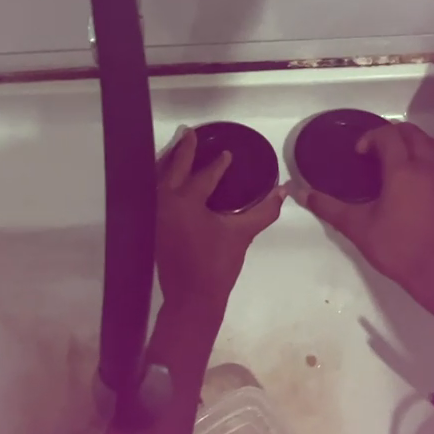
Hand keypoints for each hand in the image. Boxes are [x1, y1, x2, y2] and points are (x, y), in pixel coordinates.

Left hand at [154, 131, 284, 318]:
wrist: (191, 300)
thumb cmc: (217, 265)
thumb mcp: (242, 235)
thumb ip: (263, 211)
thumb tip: (283, 190)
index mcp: (186, 201)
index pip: (204, 175)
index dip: (218, 164)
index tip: (227, 153)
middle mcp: (164, 202)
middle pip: (172, 168)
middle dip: (182, 150)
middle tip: (190, 133)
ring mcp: (154, 214)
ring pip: (157, 179)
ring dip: (168, 163)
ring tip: (178, 149)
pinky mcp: (151, 226)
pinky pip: (153, 193)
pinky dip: (161, 181)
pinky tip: (169, 180)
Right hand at [299, 122, 433, 300]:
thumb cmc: (395, 247)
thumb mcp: (355, 226)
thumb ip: (327, 206)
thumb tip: (299, 193)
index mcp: (402, 171)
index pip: (389, 136)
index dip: (370, 137)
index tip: (358, 154)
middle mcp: (425, 168)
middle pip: (413, 133)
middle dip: (391, 133)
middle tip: (373, 149)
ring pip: (432, 143)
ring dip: (413, 140)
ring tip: (395, 154)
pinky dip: (428, 154)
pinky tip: (413, 171)